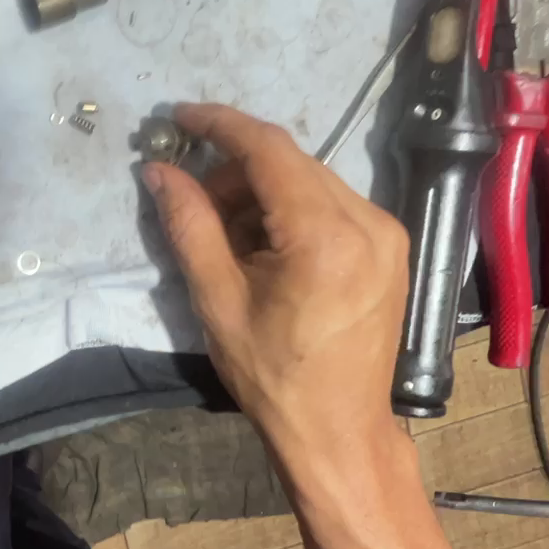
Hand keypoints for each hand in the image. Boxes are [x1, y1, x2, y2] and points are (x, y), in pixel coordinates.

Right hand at [142, 104, 410, 485]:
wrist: (338, 431)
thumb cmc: (272, 375)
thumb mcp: (217, 301)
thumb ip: (188, 226)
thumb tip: (159, 173)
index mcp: (326, 236)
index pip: (268, 150)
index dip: (219, 125)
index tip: (178, 118)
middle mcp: (369, 220)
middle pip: (288, 162)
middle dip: (232, 170)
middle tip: (191, 201)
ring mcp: (387, 232)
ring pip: (309, 180)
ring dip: (258, 190)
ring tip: (224, 234)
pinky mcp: (390, 247)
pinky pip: (329, 204)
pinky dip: (287, 209)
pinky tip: (262, 245)